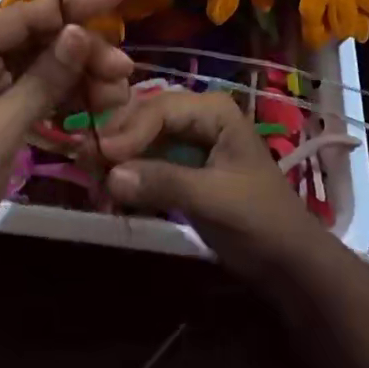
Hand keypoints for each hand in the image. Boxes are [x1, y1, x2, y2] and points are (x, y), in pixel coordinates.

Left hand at [0, 0, 132, 337]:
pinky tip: (99, 106)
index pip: (22, 16)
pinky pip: (41, 88)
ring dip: (83, 76)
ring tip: (117, 95)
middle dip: (84, 52)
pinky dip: (70, 95)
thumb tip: (82, 32)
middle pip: (38, 38)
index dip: (73, 6)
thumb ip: (43, 79)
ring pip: (45, 62)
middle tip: (123, 72)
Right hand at [92, 90, 325, 279]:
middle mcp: (198, 116)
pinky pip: (146, 162)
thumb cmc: (259, 220)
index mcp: (214, 110)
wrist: (285, 259)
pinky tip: (108, 192)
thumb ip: (164, 182)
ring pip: (141, 140)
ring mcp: (189, 141)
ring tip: (91, 180)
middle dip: (116, 141)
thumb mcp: (213, 198)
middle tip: (83, 164)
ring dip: (117, 159)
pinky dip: (127, 176)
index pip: (160, 108)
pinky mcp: (181, 167)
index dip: (128, 130)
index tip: (100, 156)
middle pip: (145, 118)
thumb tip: (111, 175)